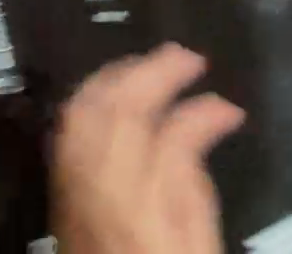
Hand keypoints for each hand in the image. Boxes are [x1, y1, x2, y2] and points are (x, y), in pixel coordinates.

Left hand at [52, 44, 247, 253]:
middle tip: (187, 56)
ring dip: (117, 77)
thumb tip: (215, 113)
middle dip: (151, 71)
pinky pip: (68, 131)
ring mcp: (73, 190)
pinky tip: (112, 92)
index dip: (203, 110)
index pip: (172, 137)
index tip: (229, 105)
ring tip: (149, 64)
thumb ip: (196, 170)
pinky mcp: (61, 192)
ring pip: (83, 112)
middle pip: (115, 112)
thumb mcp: (196, 235)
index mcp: (145, 207)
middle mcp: (101, 191)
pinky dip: (92, 98)